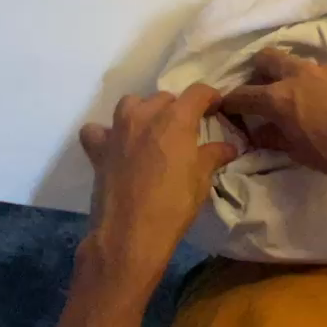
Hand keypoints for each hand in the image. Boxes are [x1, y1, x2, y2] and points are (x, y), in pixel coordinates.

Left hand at [78, 84, 237, 277]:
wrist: (130, 234)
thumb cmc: (174, 205)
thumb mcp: (201, 180)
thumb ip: (213, 156)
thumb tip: (229, 147)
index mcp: (176, 119)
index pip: (197, 93)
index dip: (210, 97)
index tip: (216, 108)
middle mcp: (144, 115)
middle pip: (164, 98)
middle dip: (177, 108)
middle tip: (186, 131)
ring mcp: (117, 130)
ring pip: (131, 104)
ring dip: (144, 112)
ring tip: (152, 132)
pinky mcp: (97, 149)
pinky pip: (98, 130)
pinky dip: (106, 133)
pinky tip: (116, 146)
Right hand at [220, 48, 326, 195]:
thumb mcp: (300, 153)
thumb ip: (275, 138)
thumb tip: (258, 132)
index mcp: (280, 98)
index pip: (244, 94)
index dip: (231, 102)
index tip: (227, 108)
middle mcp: (298, 75)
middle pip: (267, 58)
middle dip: (258, 72)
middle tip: (262, 93)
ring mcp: (324, 69)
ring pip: (296, 63)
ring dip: (289, 76)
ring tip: (298, 100)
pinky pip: (321, 72)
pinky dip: (315, 83)